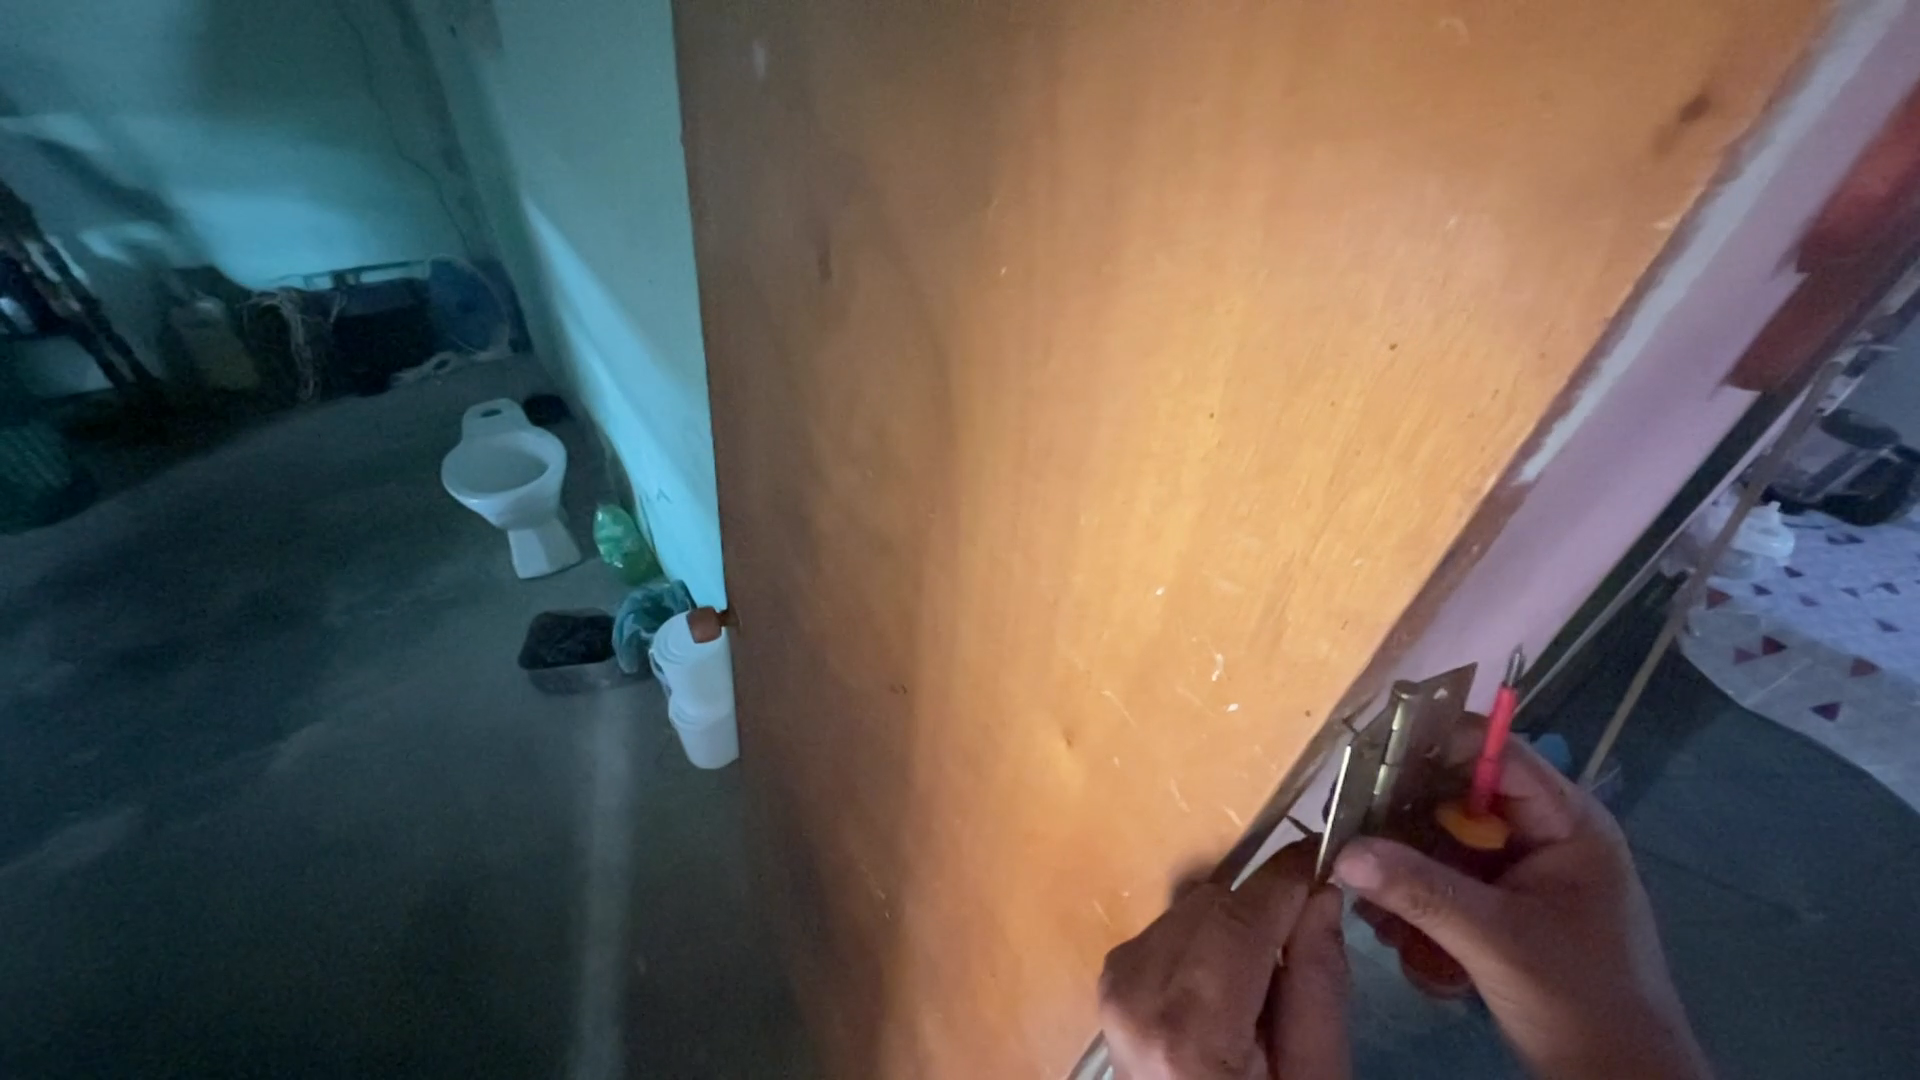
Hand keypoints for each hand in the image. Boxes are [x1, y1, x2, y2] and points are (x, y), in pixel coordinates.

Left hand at [1098, 841, 1350, 1079]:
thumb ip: (1316, 983)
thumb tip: (1320, 893)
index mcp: (1186, 1025)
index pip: (1241, 916)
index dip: (1285, 878)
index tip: (1321, 853)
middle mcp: (1134, 989)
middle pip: (1213, 904)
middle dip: (1264, 910)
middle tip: (1306, 940)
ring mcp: (1114, 982)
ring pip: (1191, 909)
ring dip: (1235, 925)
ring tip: (1262, 984)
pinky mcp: (1110, 980)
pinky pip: (1169, 928)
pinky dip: (1206, 940)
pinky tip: (1226, 987)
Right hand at [1334, 733, 1709, 1079]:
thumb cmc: (1583, 1006)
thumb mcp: (1498, 943)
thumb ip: (1420, 891)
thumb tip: (1342, 852)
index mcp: (1566, 822)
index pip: (1494, 752)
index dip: (1433, 743)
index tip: (1365, 754)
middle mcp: (1538, 831)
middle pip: (1453, 790)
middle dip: (1397, 810)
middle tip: (1343, 822)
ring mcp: (1514, 865)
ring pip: (1437, 832)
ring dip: (1395, 857)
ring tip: (1358, 885)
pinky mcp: (1493, 898)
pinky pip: (1437, 870)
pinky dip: (1406, 888)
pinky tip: (1382, 918)